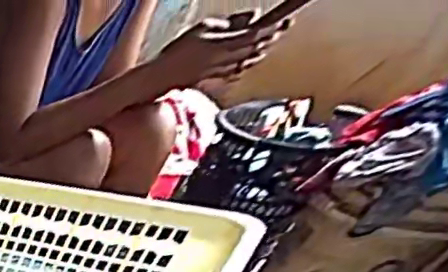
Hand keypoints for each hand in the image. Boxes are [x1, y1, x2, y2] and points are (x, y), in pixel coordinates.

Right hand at [145, 13, 286, 89]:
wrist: (160, 78)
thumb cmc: (178, 51)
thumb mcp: (204, 27)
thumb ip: (230, 22)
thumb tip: (253, 16)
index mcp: (224, 45)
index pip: (257, 35)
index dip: (274, 27)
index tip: (287, 19)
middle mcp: (226, 61)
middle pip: (256, 48)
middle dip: (271, 37)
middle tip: (284, 26)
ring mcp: (220, 73)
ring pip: (249, 60)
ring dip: (260, 50)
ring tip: (269, 41)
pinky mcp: (213, 80)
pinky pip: (236, 72)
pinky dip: (245, 64)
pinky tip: (248, 60)